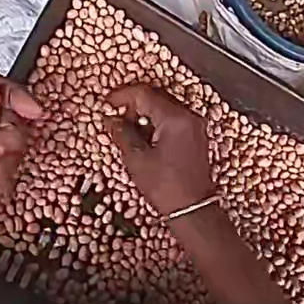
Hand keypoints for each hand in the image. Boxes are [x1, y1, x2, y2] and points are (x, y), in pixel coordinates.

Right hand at [101, 84, 213, 214]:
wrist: (193, 209)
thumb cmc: (165, 186)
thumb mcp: (137, 159)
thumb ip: (122, 133)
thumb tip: (110, 119)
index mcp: (175, 118)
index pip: (145, 94)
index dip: (122, 96)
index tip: (107, 103)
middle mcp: (189, 116)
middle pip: (157, 97)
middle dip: (134, 104)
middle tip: (116, 117)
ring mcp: (195, 126)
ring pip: (165, 107)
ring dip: (145, 114)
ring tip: (128, 131)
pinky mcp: (196, 136)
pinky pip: (174, 119)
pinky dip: (157, 123)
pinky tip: (145, 138)